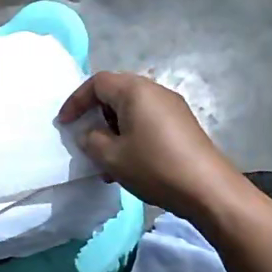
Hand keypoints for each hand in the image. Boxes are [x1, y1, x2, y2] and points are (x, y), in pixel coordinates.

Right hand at [57, 72, 242, 219]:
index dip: (76, 101)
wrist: (207, 189)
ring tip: (104, 158)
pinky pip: (147, 121)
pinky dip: (130, 135)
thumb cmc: (154, 167)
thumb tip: (89, 133)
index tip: (64, 123)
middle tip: (83, 137)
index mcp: (135, 91)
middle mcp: (155, 91)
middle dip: (95, 114)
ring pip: (131, 110)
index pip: (97, 82)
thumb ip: (90, 140)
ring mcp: (172, 107)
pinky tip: (128, 164)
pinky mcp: (182, 124)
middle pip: (115, 92)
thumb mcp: (111, 157)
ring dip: (112, 129)